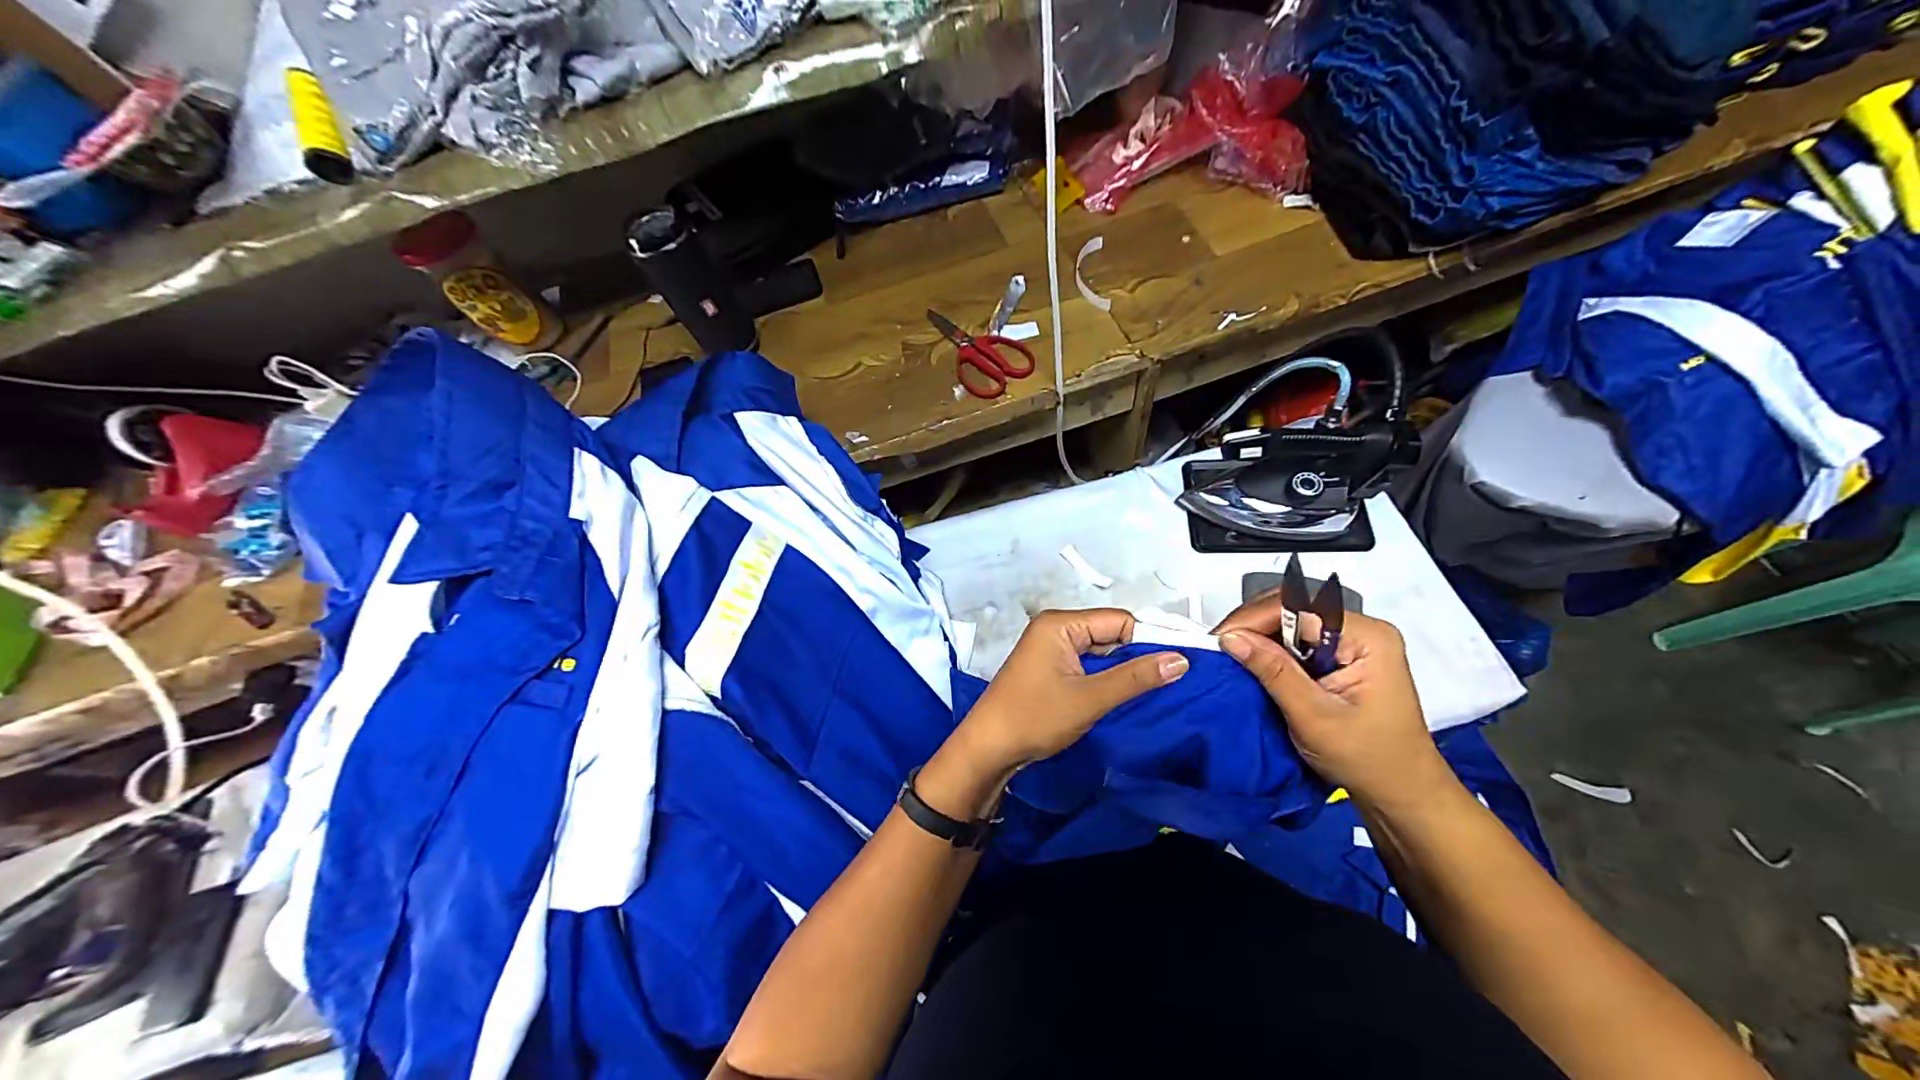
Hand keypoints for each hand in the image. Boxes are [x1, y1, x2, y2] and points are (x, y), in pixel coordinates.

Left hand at [953, 609, 1188, 775]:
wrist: (988, 748)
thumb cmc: (1034, 718)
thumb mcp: (1090, 698)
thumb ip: (1135, 677)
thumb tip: (1180, 659)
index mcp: (1059, 624)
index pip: (1118, 620)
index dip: (1149, 639)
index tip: (1179, 663)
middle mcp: (1054, 628)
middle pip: (1110, 633)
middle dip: (1137, 655)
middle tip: (1171, 679)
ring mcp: (1049, 648)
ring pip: (1100, 651)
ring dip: (1121, 669)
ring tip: (1151, 689)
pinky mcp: (1049, 668)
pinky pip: (1086, 664)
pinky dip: (1104, 677)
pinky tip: (1122, 694)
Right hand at [1212, 595, 1450, 808]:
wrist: (1400, 793)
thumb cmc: (1373, 761)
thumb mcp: (1314, 717)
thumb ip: (1273, 672)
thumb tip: (1233, 639)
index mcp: (1369, 638)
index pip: (1298, 608)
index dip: (1254, 619)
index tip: (1222, 638)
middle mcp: (1362, 632)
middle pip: (1293, 608)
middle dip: (1253, 625)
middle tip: (1221, 646)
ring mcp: (1351, 644)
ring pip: (1291, 623)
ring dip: (1259, 638)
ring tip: (1231, 656)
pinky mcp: (1338, 658)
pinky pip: (1296, 641)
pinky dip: (1270, 651)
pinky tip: (1253, 665)